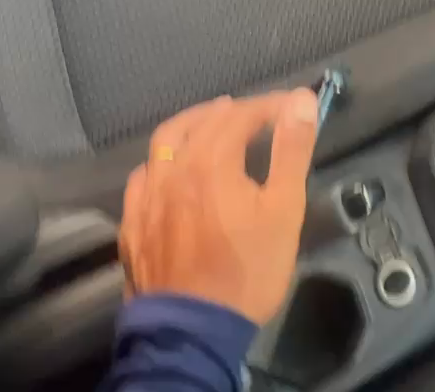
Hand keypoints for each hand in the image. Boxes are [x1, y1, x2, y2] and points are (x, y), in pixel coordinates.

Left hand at [119, 91, 319, 322]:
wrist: (193, 335)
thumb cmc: (247, 269)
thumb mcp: (284, 207)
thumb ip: (292, 149)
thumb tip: (301, 100)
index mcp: (210, 162)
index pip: (241, 115)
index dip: (270, 105)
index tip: (293, 107)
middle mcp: (172, 171)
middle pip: (203, 123)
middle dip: (237, 111)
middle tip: (262, 114)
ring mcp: (146, 199)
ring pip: (165, 142)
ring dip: (194, 124)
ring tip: (215, 123)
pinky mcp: (133, 226)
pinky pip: (143, 177)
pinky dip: (163, 160)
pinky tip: (175, 169)